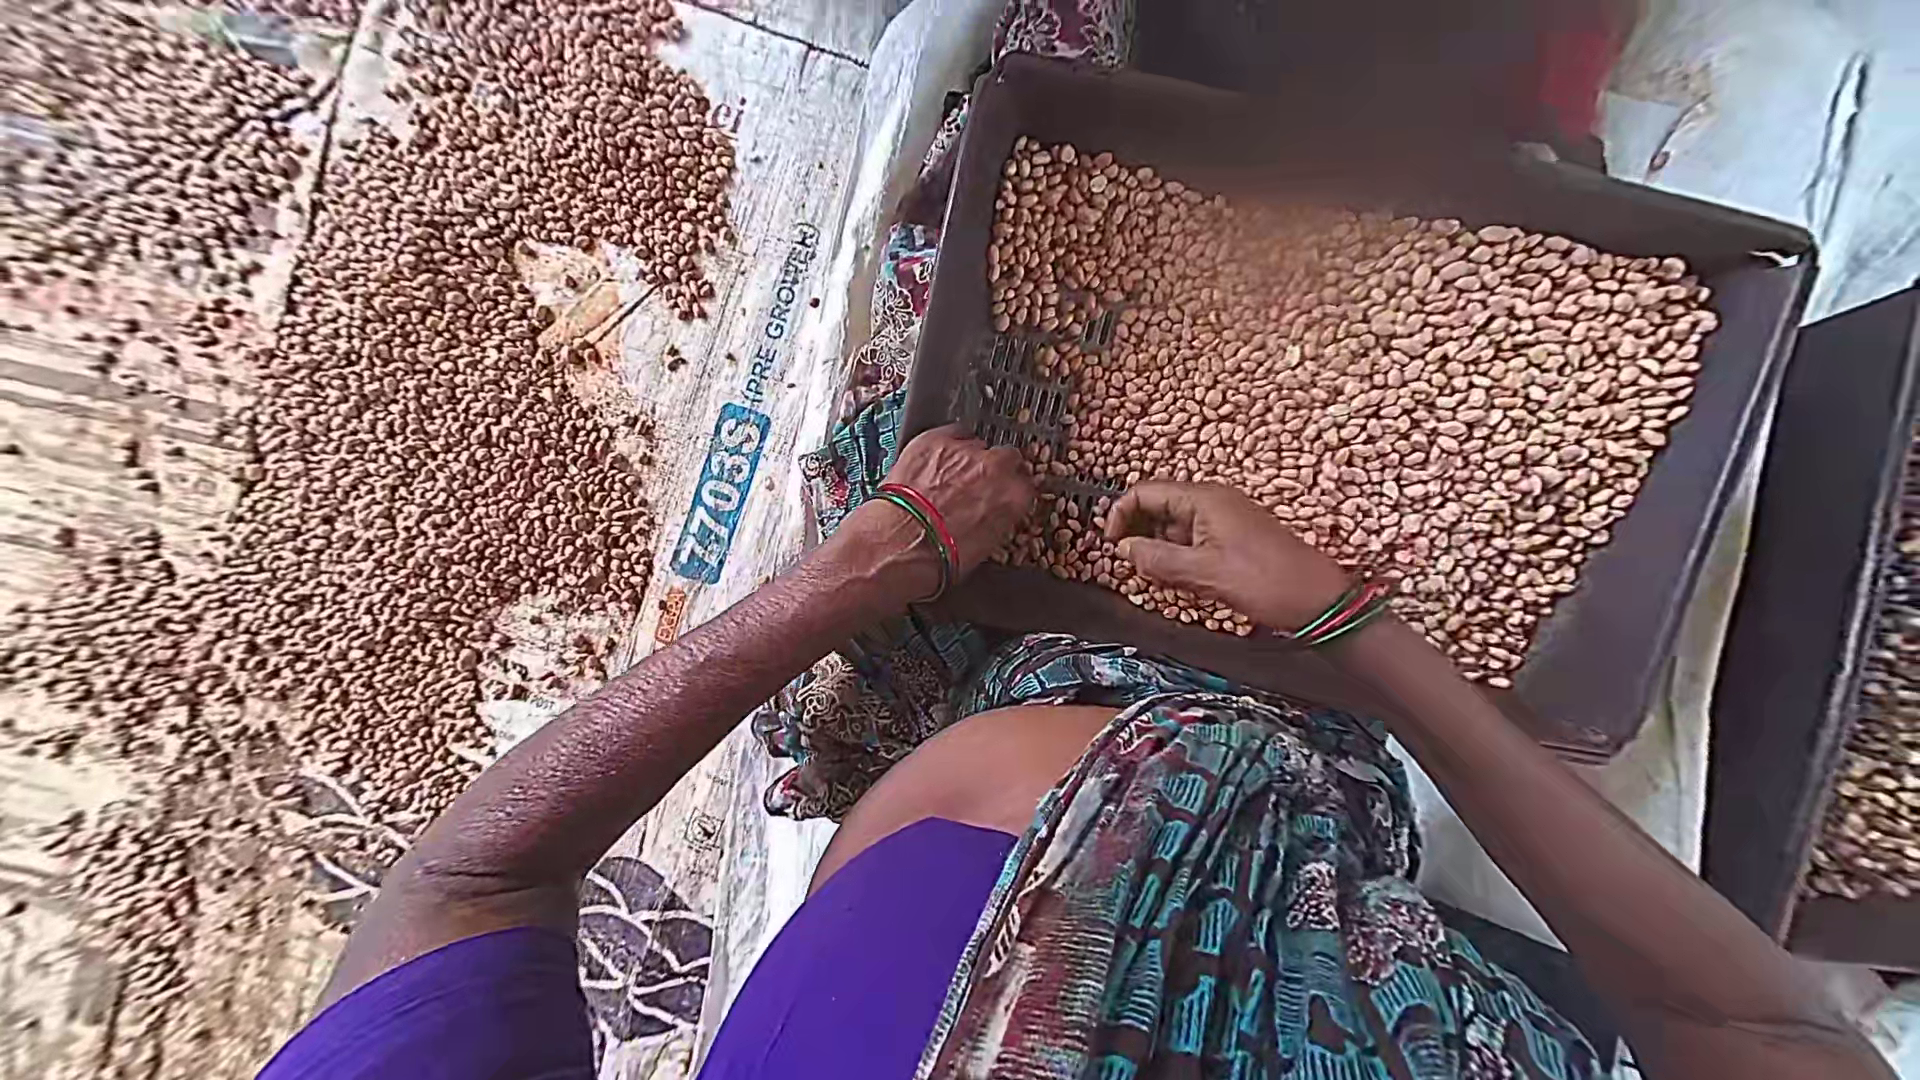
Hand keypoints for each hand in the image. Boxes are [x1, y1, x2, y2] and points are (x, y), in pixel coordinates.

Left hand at [876, 424, 1035, 574]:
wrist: (900, 543)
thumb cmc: (939, 557)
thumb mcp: (985, 547)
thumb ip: (998, 519)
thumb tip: (991, 513)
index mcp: (1014, 498)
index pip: (1025, 484)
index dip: (1010, 488)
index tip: (1001, 493)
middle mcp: (996, 468)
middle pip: (1006, 457)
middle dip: (994, 468)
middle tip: (975, 484)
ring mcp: (965, 450)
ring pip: (976, 444)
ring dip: (966, 458)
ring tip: (946, 477)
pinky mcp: (936, 439)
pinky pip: (950, 434)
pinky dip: (944, 446)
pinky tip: (932, 463)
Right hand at [1103, 481, 1350, 630]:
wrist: (1319, 602)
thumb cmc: (1266, 582)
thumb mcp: (1202, 572)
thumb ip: (1156, 559)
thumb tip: (1123, 549)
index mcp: (1203, 498)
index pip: (1143, 492)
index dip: (1119, 515)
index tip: (1111, 544)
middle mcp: (1211, 501)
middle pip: (1156, 507)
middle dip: (1136, 533)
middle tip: (1130, 564)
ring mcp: (1222, 519)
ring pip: (1171, 526)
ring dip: (1156, 549)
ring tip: (1155, 576)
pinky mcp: (1230, 538)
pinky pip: (1190, 540)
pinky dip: (1176, 556)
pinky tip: (1178, 579)